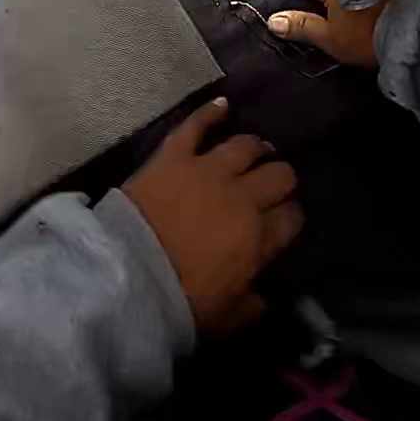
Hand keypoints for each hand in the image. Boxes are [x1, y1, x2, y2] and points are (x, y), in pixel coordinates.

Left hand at [123, 98, 302, 335]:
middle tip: (274, 184)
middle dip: (282, 179)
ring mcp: (208, 169)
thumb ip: (255, 305)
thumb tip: (271, 299)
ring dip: (256, 147)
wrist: (127, 277)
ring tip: (259, 149)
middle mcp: (242, 195)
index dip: (292, 215)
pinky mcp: (175, 155)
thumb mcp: (228, 317)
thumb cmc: (180, 302)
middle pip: (279, 175)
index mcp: (259, 236)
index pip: (292, 216)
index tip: (286, 218)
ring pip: (246, 146)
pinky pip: (197, 125)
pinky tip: (223, 103)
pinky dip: (210, 112)